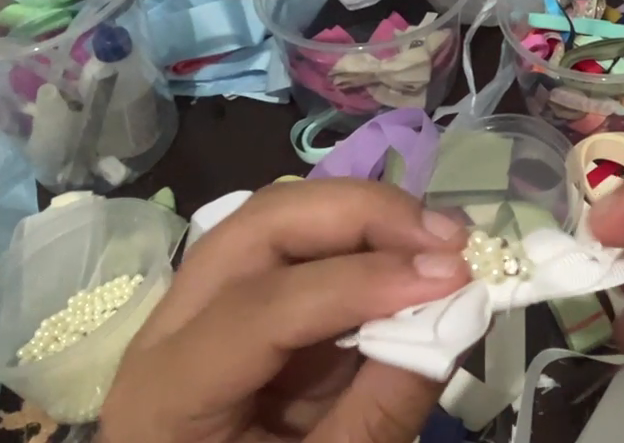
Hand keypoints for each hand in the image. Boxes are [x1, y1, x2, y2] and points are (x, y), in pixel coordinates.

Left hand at [101, 180, 469, 442]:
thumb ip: (382, 409)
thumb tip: (458, 314)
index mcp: (165, 393)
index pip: (259, 308)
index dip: (359, 283)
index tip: (448, 278)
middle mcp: (171, 324)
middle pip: (264, 225)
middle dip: (364, 216)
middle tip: (447, 241)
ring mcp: (208, 298)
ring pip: (286, 213)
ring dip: (371, 214)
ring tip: (443, 239)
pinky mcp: (251, 291)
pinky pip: (308, 239)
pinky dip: (369, 235)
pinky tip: (416, 251)